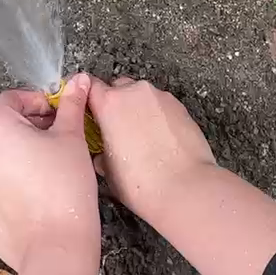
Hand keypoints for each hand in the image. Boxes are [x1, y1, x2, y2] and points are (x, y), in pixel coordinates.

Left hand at [0, 74, 99, 269]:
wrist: (55, 247)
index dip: (34, 100)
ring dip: (3, 146)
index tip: (52, 111)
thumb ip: (72, 105)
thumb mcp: (72, 137)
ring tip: (33, 158)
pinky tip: (21, 185)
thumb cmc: (65, 190)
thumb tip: (79, 81)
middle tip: (44, 130)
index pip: (10, 97)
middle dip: (16, 119)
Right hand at [85, 78, 217, 218]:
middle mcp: (134, 93)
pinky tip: (161, 141)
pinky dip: (158, 117)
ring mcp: (159, 96)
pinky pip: (161, 105)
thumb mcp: (108, 172)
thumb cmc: (144, 184)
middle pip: (118, 87)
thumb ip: (101, 153)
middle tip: (118, 129)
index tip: (91, 111)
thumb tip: (102, 156)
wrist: (185, 188)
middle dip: (116, 104)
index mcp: (110, 104)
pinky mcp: (179, 105)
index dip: (90, 98)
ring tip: (144, 139)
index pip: (91, 86)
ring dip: (139, 110)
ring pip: (142, 96)